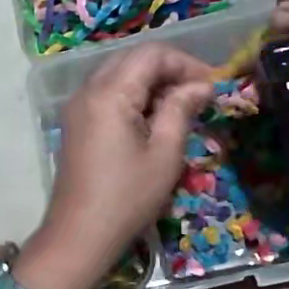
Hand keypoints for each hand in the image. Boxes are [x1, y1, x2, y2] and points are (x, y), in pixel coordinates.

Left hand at [23, 46, 214, 288]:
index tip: (212, 85)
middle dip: (168, 70)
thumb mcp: (164, 154)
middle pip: (132, 59)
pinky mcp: (75, 124)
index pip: (151, 54)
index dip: (186, 63)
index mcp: (109, 93)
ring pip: (118, 75)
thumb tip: (201, 86)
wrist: (79, 235)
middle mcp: (87, 90)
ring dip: (151, 83)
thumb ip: (181, 110)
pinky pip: (106, 94)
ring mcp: (77, 107)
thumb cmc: (127, 197)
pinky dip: (132, 97)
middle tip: (198, 94)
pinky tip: (153, 120)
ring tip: (180, 107)